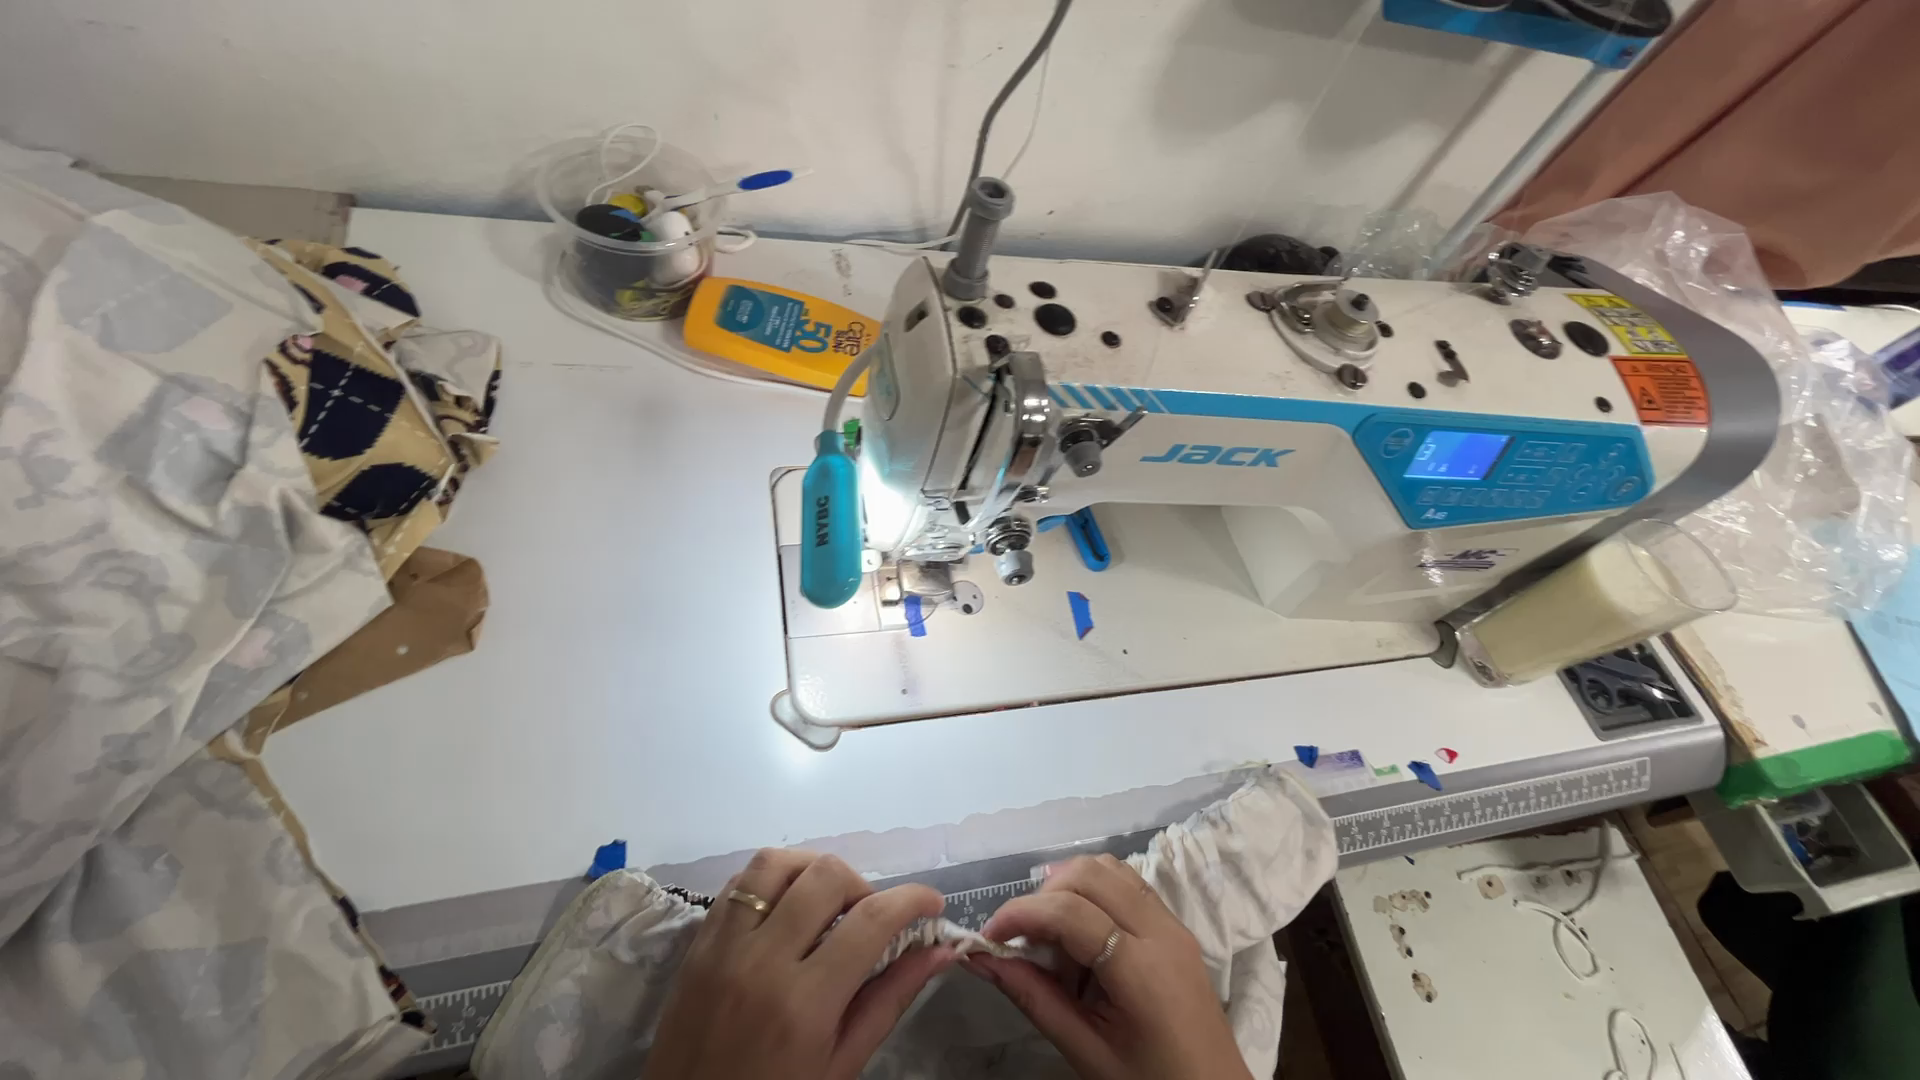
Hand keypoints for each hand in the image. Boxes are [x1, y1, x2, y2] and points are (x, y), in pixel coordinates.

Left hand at [643, 849, 954, 1079]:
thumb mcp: (841, 1064)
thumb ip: (890, 999)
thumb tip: (939, 950)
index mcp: (804, 1004)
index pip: (871, 921)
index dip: (912, 900)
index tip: (932, 903)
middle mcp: (762, 962)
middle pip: (826, 876)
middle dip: (864, 885)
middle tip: (871, 917)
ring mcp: (724, 946)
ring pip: (777, 863)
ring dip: (814, 870)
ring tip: (829, 901)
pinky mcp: (699, 941)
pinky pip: (740, 881)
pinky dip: (774, 879)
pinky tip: (788, 904)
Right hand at [964, 854, 1252, 1079]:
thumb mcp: (1086, 1052)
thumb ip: (1033, 999)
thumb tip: (981, 959)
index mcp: (1141, 970)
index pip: (1069, 913)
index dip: (1020, 915)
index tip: (989, 938)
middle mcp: (1161, 930)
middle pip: (1088, 874)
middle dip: (1043, 897)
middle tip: (1022, 940)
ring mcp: (1172, 922)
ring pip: (1108, 868)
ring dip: (1068, 887)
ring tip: (1051, 935)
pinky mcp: (1175, 924)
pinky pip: (1127, 882)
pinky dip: (1093, 891)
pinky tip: (1081, 930)